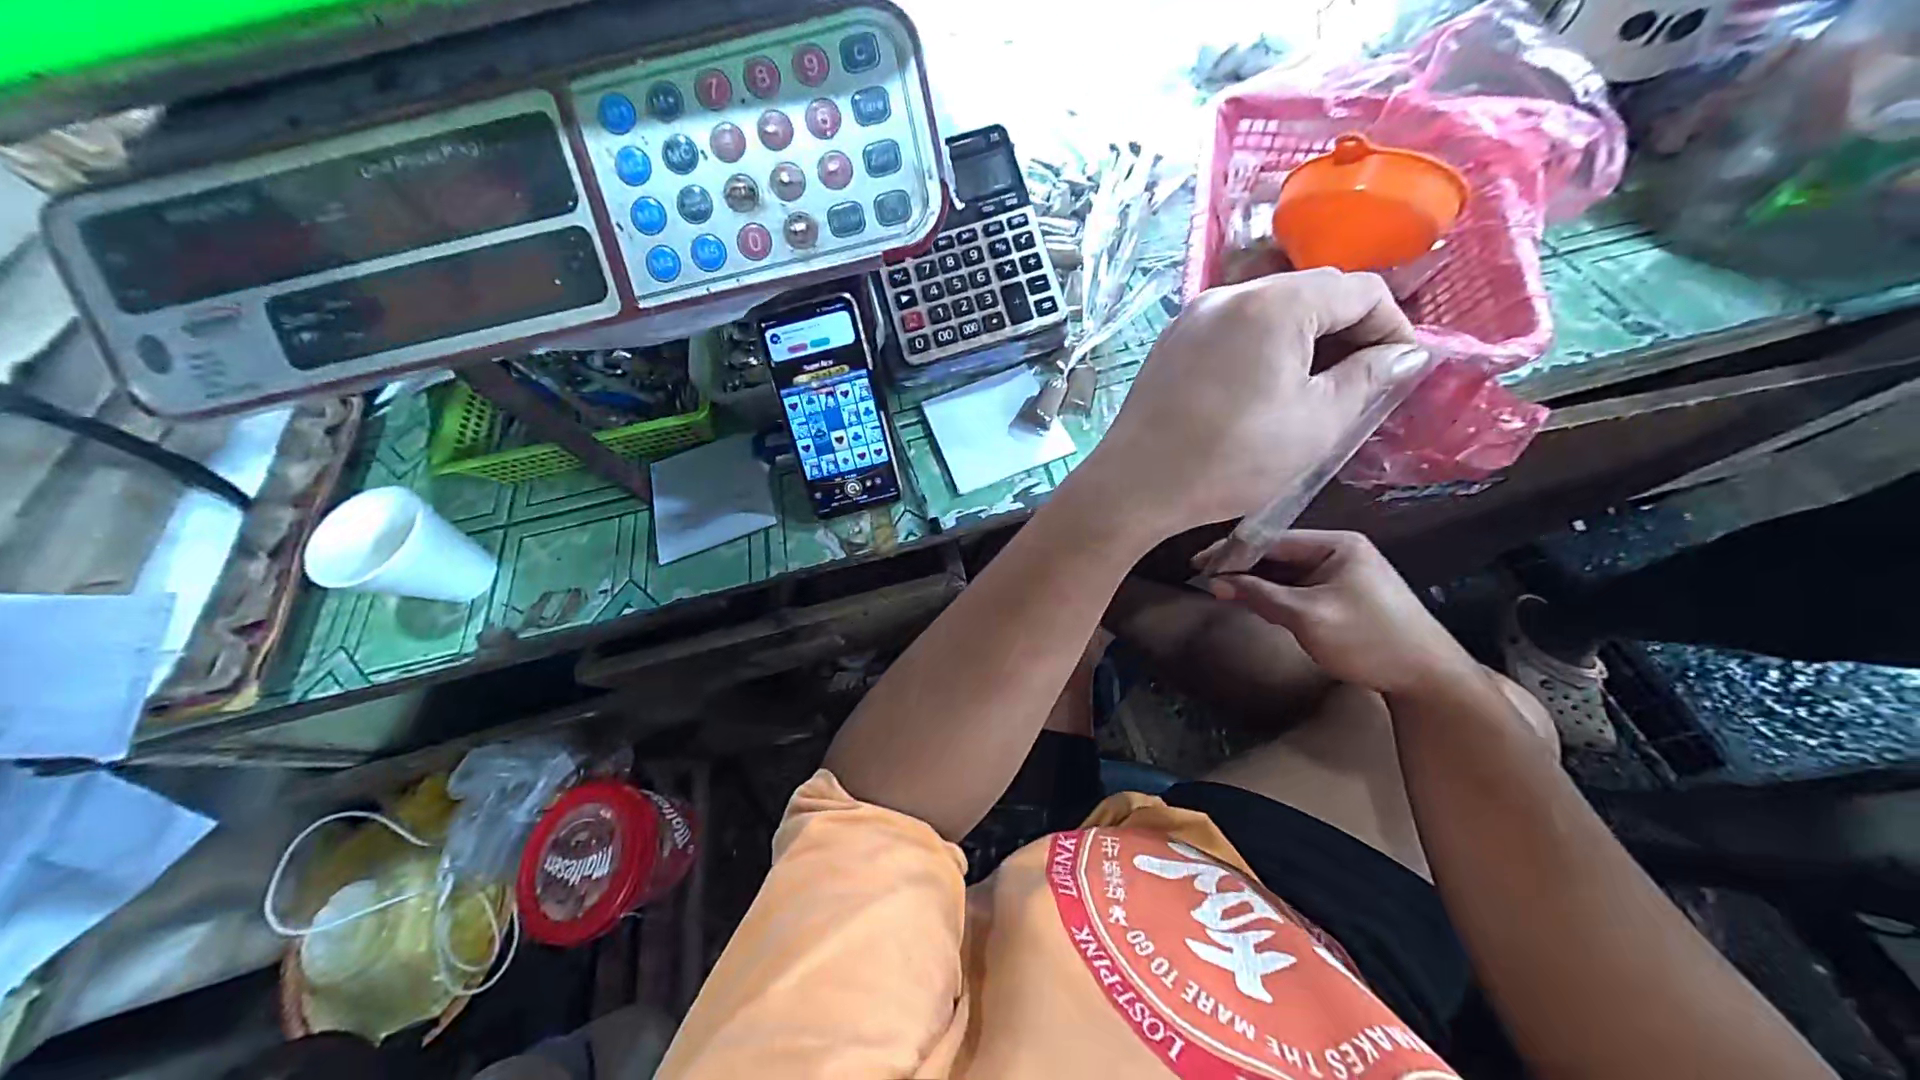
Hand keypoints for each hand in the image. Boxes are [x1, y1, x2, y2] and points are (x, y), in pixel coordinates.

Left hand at [1063, 269, 1424, 540]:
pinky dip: (1261, 348)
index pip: (1359, 290)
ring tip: (1314, 392)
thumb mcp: (1318, 423)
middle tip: (1360, 385)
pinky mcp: (1171, 342)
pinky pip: (1232, 330)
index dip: (1393, 327)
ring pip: (1269, 311)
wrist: (1134, 485)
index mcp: (1273, 302)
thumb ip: (1370, 377)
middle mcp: (1228, 293)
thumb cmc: (1230, 459)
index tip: (1401, 370)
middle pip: (1311, 294)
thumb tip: (1406, 353)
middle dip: (1347, 333)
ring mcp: (1193, 316)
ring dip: (1303, 342)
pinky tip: (1262, 391)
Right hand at [1200, 530, 1476, 695]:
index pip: (1272, 539)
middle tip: (1204, 577)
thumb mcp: (1307, 615)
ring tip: (1220, 590)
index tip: (1199, 563)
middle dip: (1242, 565)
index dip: (1233, 550)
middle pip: (1277, 554)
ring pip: (1285, 573)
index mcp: (1337, 545)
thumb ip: (1260, 594)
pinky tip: (1251, 602)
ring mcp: (1341, 576)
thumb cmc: (1368, 639)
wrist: (1427, 678)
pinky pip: (1297, 589)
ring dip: (1255, 582)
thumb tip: (1216, 581)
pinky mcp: (1341, 598)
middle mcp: (1339, 553)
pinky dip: (1272, 595)